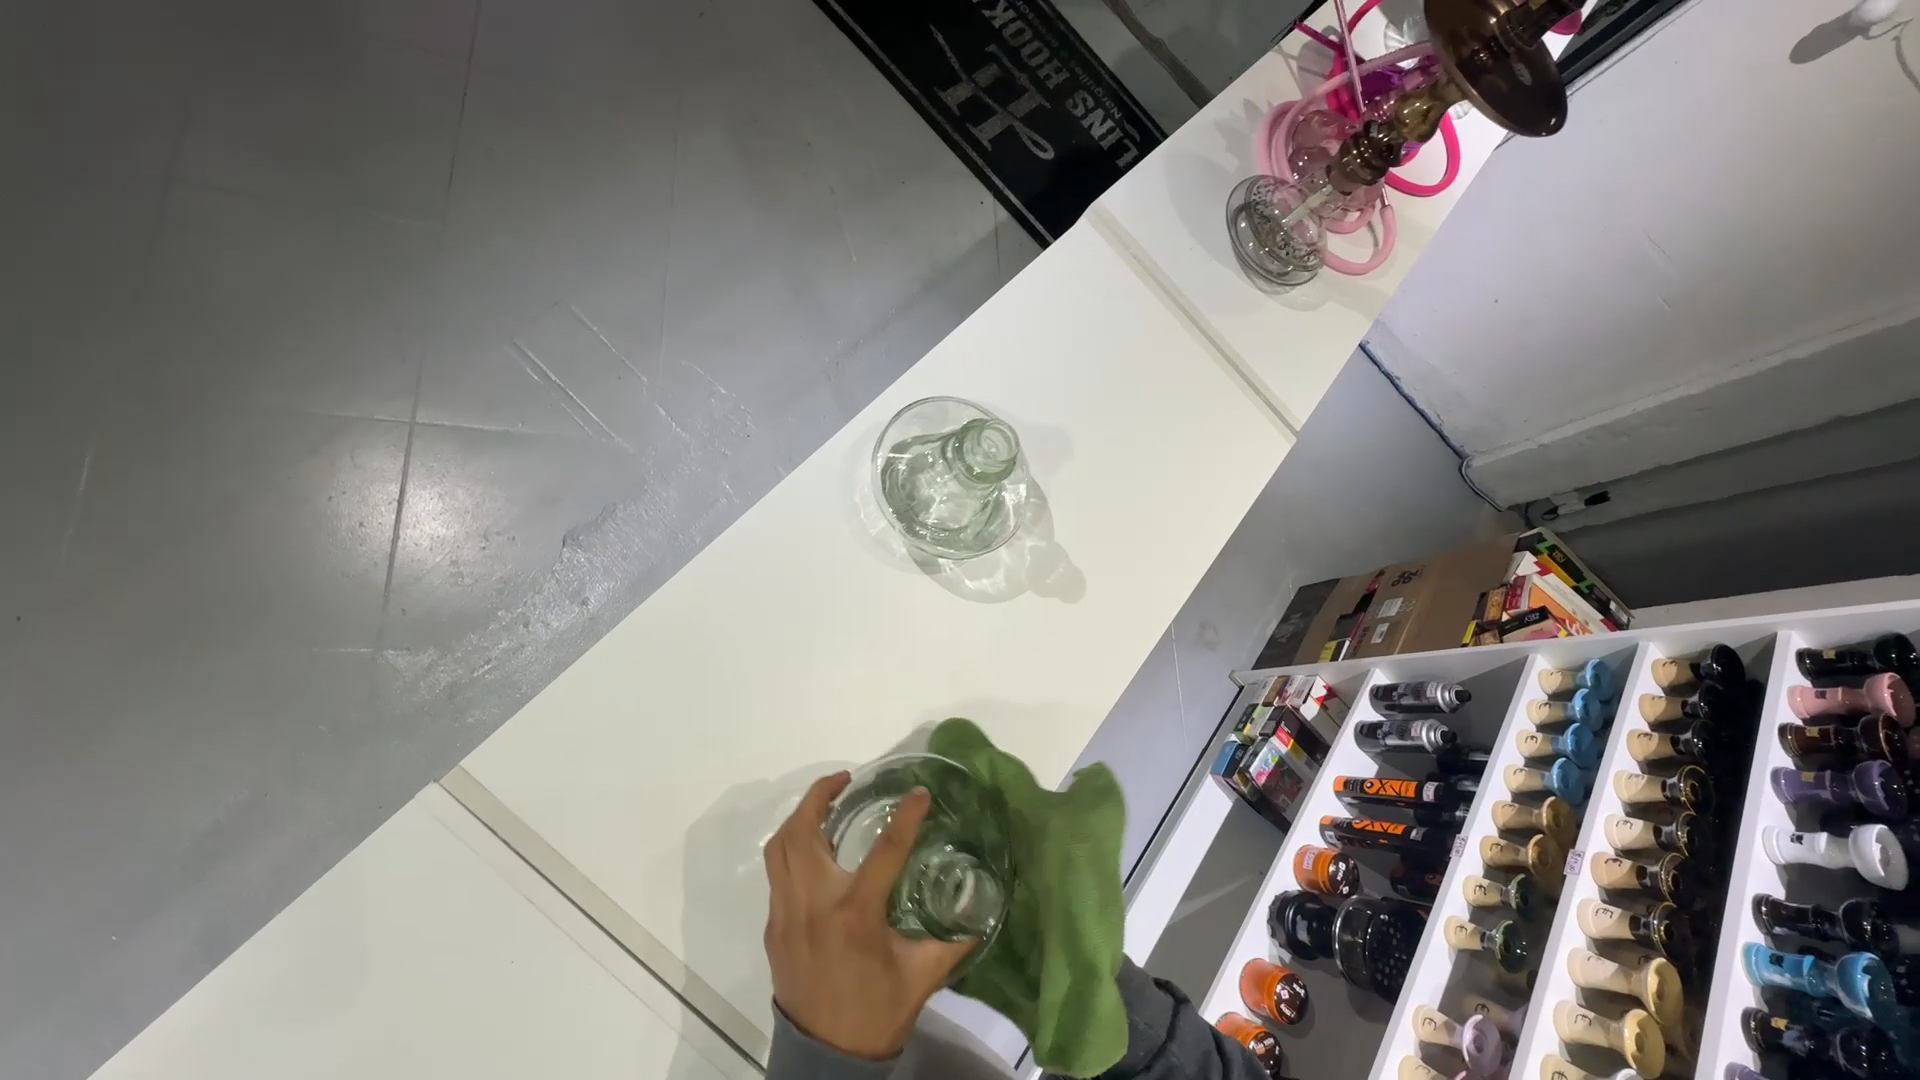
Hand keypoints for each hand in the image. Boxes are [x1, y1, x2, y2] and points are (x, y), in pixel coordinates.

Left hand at [764, 771, 974, 1060]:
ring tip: (824, 803)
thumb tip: (979, 909)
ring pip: (779, 849)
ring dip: (800, 817)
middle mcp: (813, 905)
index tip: (919, 792)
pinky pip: (776, 874)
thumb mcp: (922, 976)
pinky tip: (812, 848)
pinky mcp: (773, 927)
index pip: (884, 850)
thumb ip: (950, 938)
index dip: (905, 817)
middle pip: (803, 833)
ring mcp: (786, 914)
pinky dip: (791, 848)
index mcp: (855, 914)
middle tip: (845, 779)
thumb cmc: (876, 1014)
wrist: (826, 1061)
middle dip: (820, 796)